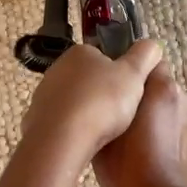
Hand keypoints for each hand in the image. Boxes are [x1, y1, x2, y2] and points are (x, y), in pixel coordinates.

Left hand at [18, 40, 164, 170]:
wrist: (61, 140)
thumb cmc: (101, 102)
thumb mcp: (134, 74)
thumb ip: (145, 56)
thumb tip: (152, 45)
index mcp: (80, 52)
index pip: (104, 56)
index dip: (120, 72)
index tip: (130, 90)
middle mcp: (57, 68)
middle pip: (89, 79)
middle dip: (103, 93)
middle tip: (121, 112)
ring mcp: (43, 95)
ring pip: (74, 101)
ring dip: (87, 112)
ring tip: (104, 131)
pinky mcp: (35, 120)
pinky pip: (61, 122)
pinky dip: (73, 129)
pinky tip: (84, 141)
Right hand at [93, 64, 186, 186]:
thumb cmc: (126, 165)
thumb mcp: (106, 129)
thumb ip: (111, 103)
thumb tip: (106, 96)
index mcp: (162, 87)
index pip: (147, 60)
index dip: (130, 71)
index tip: (115, 86)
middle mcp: (183, 97)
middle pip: (157, 85)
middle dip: (140, 96)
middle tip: (118, 116)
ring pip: (166, 106)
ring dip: (152, 115)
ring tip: (132, 139)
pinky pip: (174, 126)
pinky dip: (162, 133)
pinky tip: (147, 153)